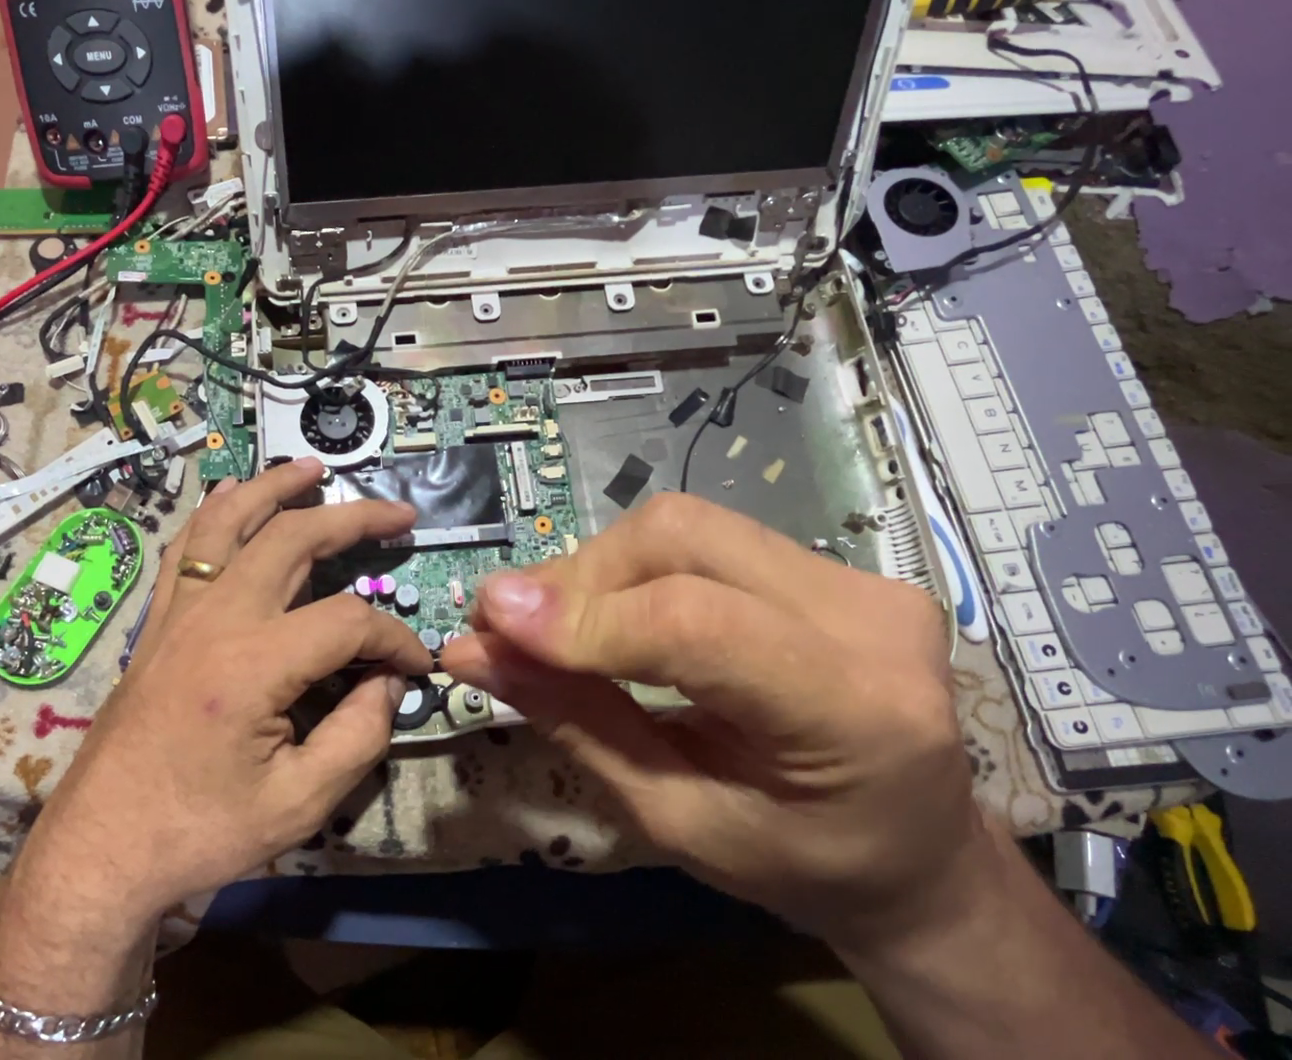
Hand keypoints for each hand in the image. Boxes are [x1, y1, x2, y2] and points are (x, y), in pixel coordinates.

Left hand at [14, 459, 432, 929]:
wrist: (101, 848)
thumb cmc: (199, 833)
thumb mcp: (298, 803)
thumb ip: (358, 735)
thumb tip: (387, 682)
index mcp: (253, 665)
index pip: (347, 621)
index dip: (395, 638)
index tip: (417, 667)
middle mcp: (214, 620)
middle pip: (291, 540)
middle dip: (353, 520)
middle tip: (400, 515)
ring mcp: (177, 614)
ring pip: (228, 523)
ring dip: (274, 489)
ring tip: (312, 468)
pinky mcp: (156, 624)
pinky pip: (185, 550)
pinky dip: (215, 515)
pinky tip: (232, 499)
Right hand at [442, 493, 990, 948]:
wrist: (917, 854)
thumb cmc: (800, 865)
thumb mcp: (676, 819)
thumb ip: (576, 724)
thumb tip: (474, 654)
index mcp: (854, 712)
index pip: (698, 624)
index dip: (583, 617)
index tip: (487, 626)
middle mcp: (869, 617)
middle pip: (682, 538)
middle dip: (577, 578)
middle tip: (508, 630)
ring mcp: (859, 579)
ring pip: (684, 526)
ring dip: (594, 570)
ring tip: (548, 627)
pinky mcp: (833, 566)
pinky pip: (703, 540)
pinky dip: (630, 571)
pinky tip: (606, 616)